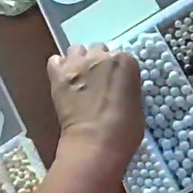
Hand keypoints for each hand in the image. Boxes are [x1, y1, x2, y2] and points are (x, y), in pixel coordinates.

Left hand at [48, 43, 141, 161]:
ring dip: (79, 60)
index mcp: (124, 61)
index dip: (119, 72)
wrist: (94, 142)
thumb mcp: (137, 104)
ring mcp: (76, 63)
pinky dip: (59, 67)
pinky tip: (64, 80)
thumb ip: (127, 87)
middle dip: (99, 62)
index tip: (117, 85)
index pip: (122, 57)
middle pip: (99, 50)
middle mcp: (100, 56)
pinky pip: (55, 61)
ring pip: (76, 50)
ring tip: (80, 77)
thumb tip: (118, 88)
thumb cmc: (124, 130)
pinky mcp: (57, 75)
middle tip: (98, 82)